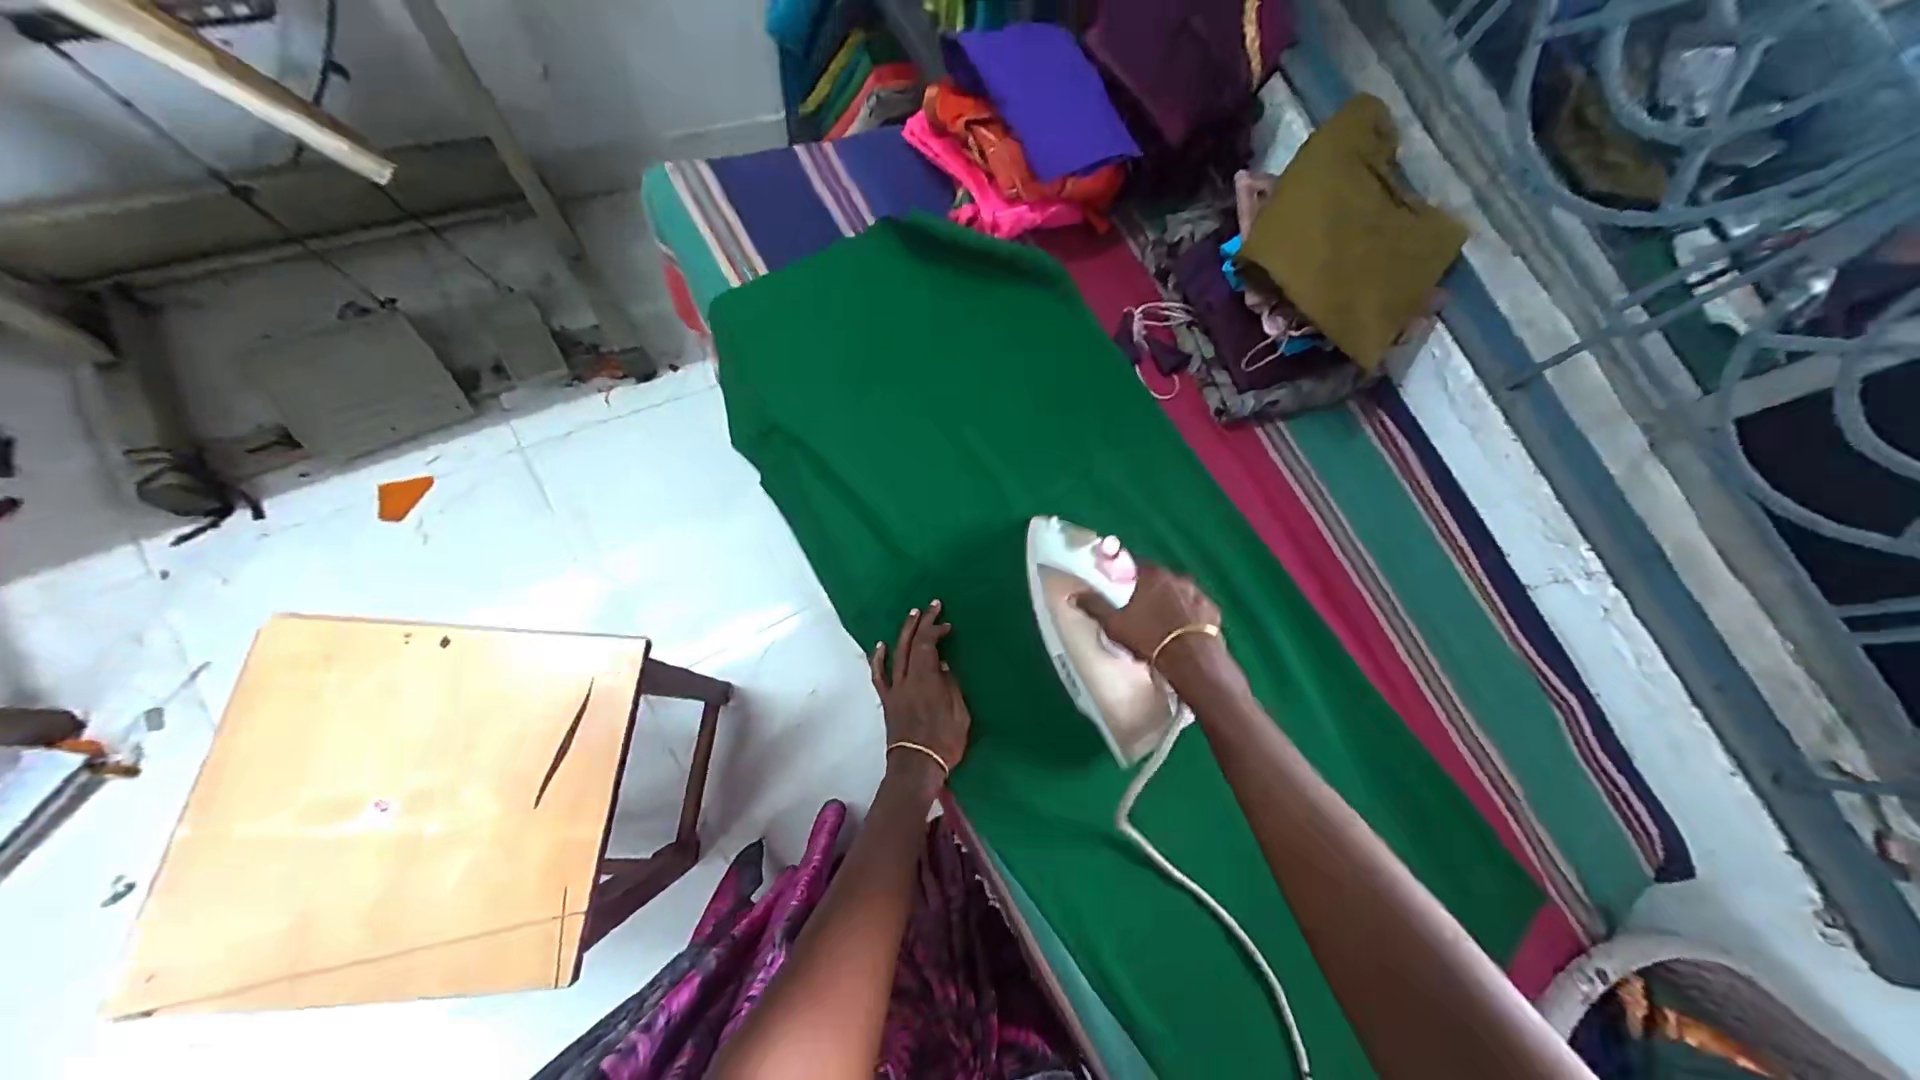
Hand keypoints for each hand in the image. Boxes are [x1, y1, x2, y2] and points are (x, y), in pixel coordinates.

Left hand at [869, 600, 969, 777]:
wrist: (917, 766)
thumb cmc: (944, 742)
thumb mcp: (959, 713)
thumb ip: (950, 685)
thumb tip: (941, 664)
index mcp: (927, 679)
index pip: (927, 644)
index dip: (935, 629)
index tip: (946, 624)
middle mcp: (907, 679)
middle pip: (912, 643)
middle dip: (921, 622)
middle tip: (930, 607)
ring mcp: (894, 689)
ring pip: (896, 653)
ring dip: (904, 633)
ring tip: (911, 617)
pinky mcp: (888, 700)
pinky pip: (879, 675)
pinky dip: (879, 658)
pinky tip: (881, 646)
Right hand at [1071, 561, 1242, 697]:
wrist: (1192, 661)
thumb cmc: (1148, 638)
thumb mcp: (1114, 625)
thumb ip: (1094, 606)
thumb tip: (1075, 595)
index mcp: (1152, 575)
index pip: (1134, 563)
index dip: (1124, 574)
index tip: (1119, 587)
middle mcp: (1177, 577)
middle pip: (1157, 578)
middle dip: (1147, 589)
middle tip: (1137, 609)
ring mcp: (1198, 593)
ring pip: (1178, 592)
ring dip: (1169, 602)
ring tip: (1160, 623)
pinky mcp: (1213, 610)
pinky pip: (1195, 608)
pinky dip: (1188, 615)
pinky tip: (1181, 632)